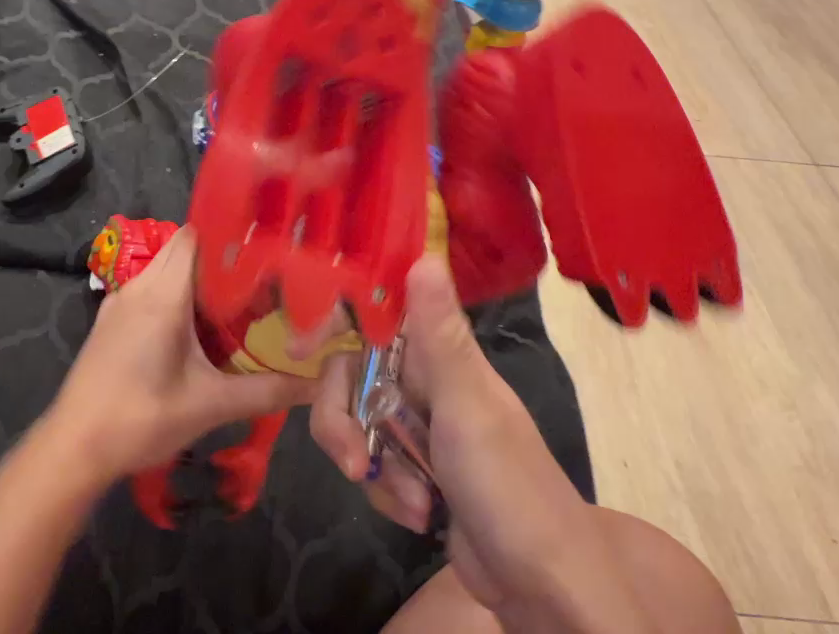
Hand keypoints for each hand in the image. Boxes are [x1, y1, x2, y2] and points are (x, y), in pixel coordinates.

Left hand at [44, 227, 315, 483]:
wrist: (73, 448)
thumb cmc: (140, 419)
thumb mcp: (209, 406)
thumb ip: (266, 391)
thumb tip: (317, 385)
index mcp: (162, 294)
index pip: (195, 235)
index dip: (230, 234)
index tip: (267, 246)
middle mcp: (138, 287)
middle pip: (183, 250)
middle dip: (222, 260)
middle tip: (264, 280)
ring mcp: (120, 303)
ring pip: (166, 271)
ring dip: (199, 281)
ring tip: (241, 302)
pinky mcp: (112, 322)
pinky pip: (151, 291)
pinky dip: (177, 297)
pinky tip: (201, 329)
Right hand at [309, 253, 598, 613]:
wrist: (542, 585)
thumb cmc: (508, 485)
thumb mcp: (468, 406)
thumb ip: (439, 333)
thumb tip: (424, 253)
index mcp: (443, 357)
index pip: (376, 316)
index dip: (333, 323)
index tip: (296, 348)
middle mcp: (427, 384)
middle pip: (349, 378)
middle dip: (344, 424)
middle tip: (353, 463)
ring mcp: (419, 429)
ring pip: (356, 425)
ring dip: (377, 469)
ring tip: (416, 504)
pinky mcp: (414, 470)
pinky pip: (372, 465)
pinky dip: (388, 492)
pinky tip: (421, 516)